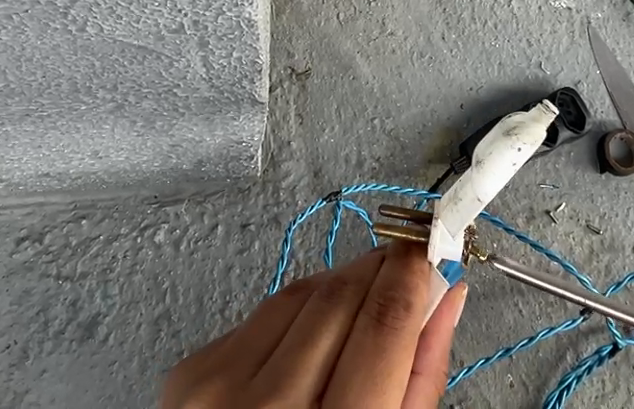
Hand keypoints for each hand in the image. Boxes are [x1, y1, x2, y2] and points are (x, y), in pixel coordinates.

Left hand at [161, 243, 467, 408]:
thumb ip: (420, 378)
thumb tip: (444, 293)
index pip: (382, 326)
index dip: (410, 273)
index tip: (426, 245)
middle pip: (339, 299)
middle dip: (379, 269)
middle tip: (406, 259)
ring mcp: (218, 388)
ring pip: (299, 293)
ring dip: (341, 283)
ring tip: (367, 292)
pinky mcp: (190, 371)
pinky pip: (262, 313)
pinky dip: (298, 309)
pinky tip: (316, 328)